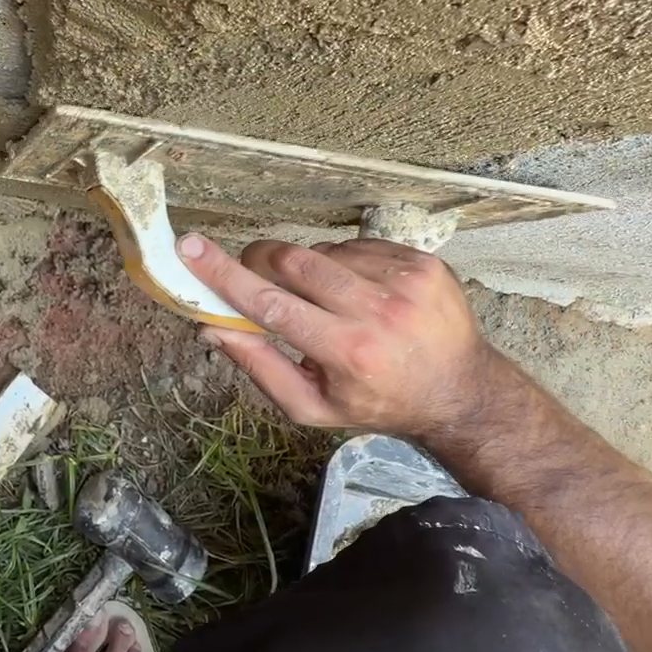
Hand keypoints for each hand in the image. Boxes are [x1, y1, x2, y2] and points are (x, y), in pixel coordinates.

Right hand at [178, 234, 506, 439]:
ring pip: (321, 251)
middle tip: (255, 274)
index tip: (189, 247)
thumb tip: (210, 327)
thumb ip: (258, 365)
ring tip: (326, 300)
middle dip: (260, 262)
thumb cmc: (375, 402)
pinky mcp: (422, 261)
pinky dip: (340, 263)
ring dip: (306, 269)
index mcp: (347, 352)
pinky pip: (354, 245)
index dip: (223, 274)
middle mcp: (379, 312)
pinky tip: (356, 290)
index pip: (270, 303)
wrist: (462, 391)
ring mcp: (406, 281)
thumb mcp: (310, 405)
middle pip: (291, 262)